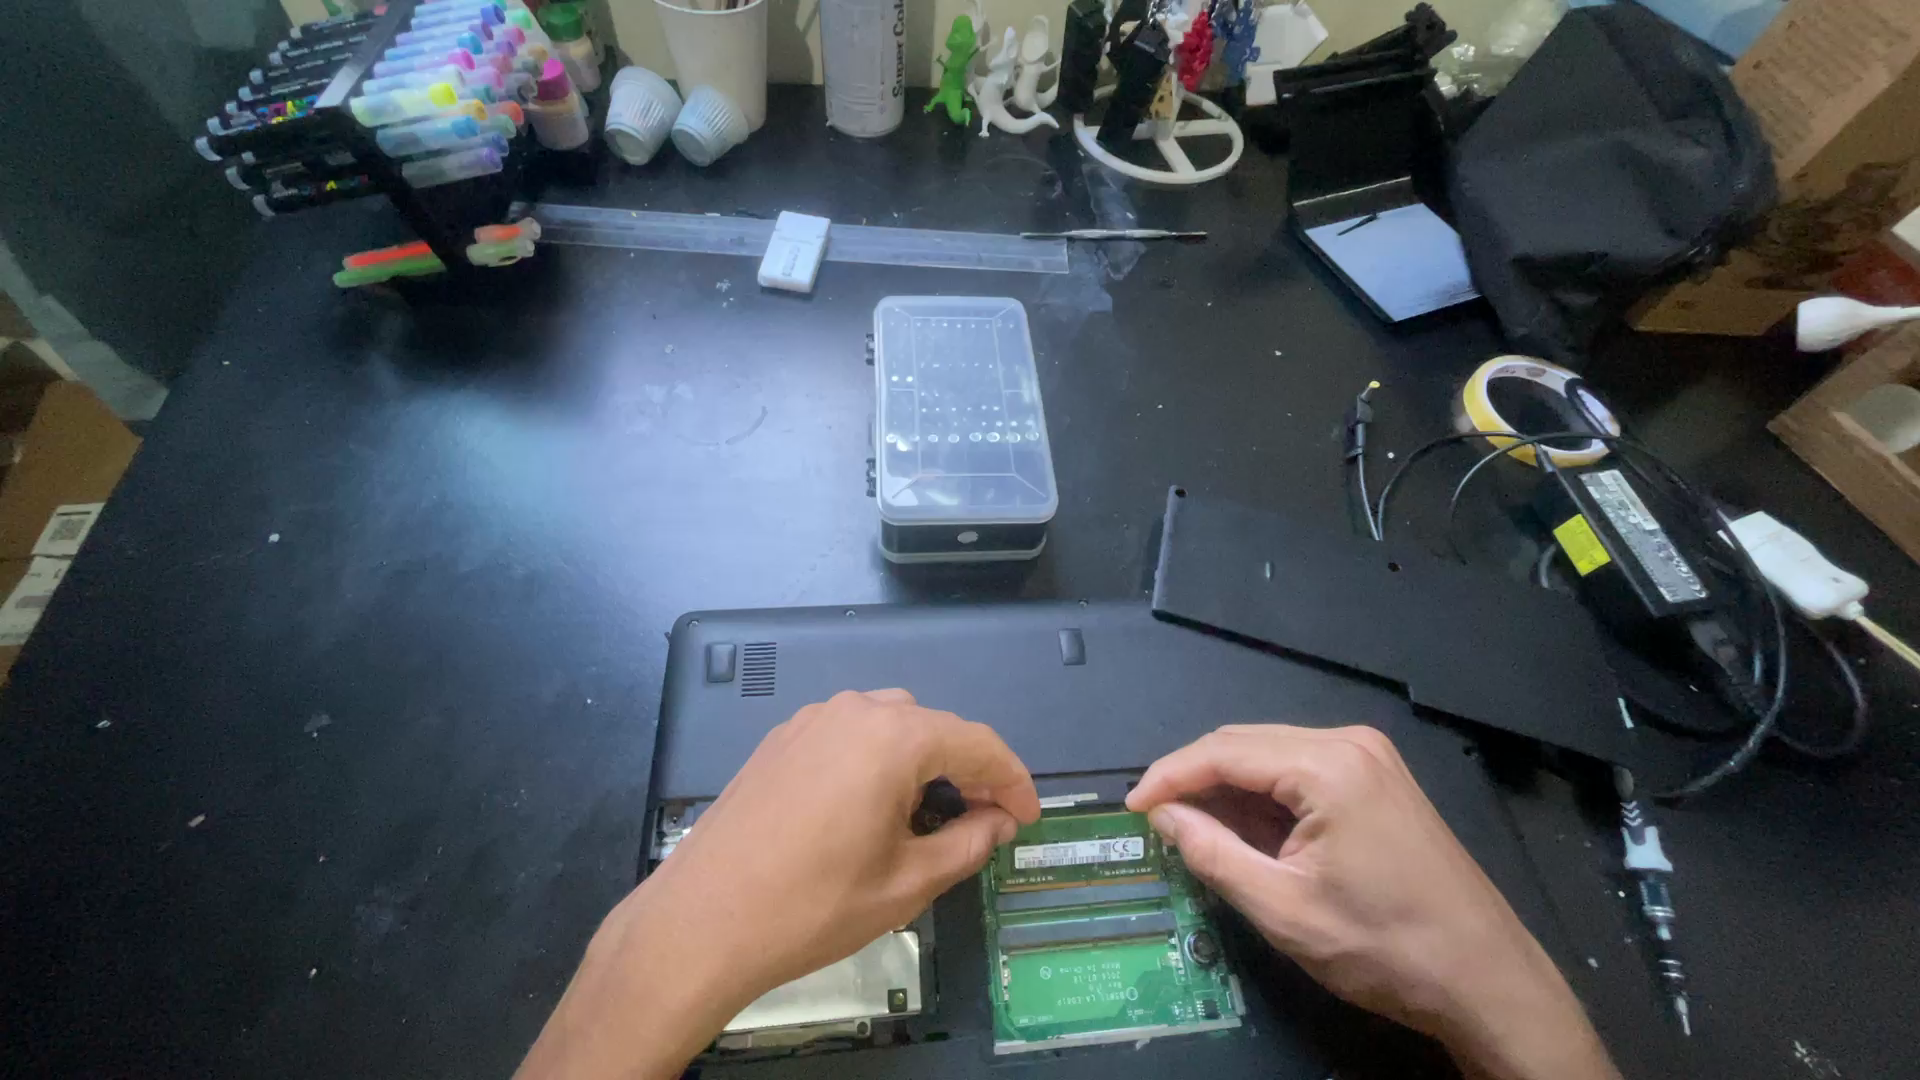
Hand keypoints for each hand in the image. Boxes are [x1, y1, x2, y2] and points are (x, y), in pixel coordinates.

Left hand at [516, 690, 1039, 1079]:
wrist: (700, 921)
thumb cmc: (813, 906)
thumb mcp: (907, 884)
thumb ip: (968, 843)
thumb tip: (997, 821)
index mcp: (894, 737)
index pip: (977, 744)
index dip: (1012, 780)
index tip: (1028, 817)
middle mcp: (855, 711)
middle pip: (934, 728)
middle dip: (967, 770)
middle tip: (982, 820)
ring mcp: (812, 720)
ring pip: (890, 724)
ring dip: (920, 760)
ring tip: (925, 814)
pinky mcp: (782, 737)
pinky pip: (849, 734)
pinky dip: (876, 759)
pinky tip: (867, 805)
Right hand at [1126, 725, 1619, 1079]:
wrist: (1490, 983)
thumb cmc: (1385, 948)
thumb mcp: (1284, 909)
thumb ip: (1212, 853)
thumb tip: (1162, 816)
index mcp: (1328, 766)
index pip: (1223, 752)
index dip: (1169, 776)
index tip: (1132, 807)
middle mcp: (1348, 743)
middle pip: (1244, 743)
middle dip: (1194, 777)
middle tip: (1155, 816)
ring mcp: (1367, 756)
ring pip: (1268, 753)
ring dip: (1226, 786)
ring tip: (1191, 824)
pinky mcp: (1376, 776)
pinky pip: (1298, 768)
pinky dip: (1262, 794)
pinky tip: (1243, 824)